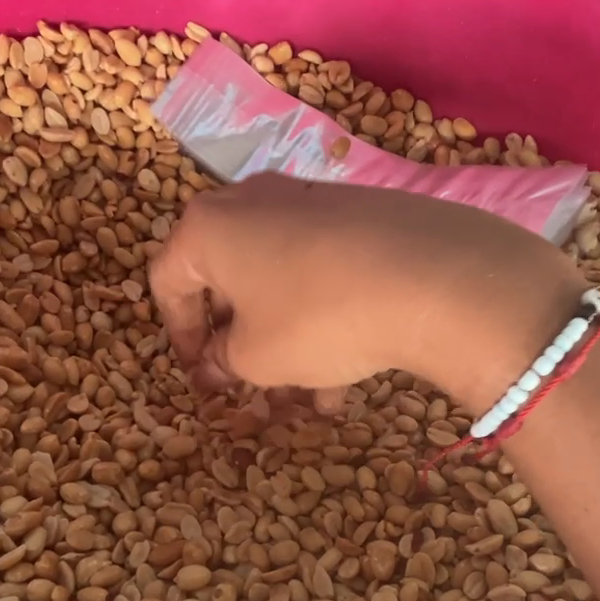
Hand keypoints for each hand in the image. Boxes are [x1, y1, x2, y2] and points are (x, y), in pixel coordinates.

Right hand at [148, 174, 587, 411]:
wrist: (431, 278)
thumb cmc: (316, 319)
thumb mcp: (256, 357)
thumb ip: (225, 358)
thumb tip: (221, 358)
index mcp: (209, 227)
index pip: (168, 281)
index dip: (179, 336)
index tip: (201, 374)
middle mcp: (254, 202)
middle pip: (229, 278)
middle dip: (238, 340)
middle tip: (250, 384)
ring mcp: (312, 203)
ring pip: (282, 281)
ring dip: (286, 340)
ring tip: (307, 399)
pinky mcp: (362, 216)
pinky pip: (323, 272)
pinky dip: (323, 319)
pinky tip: (346, 377)